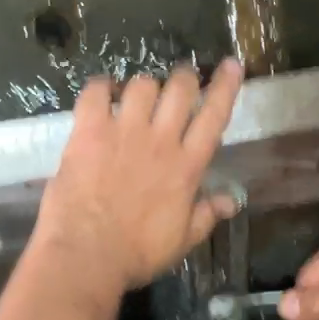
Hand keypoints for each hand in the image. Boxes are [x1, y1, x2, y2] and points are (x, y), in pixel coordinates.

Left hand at [31, 60, 245, 293]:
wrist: (87, 255)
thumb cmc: (137, 253)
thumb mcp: (182, 240)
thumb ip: (206, 214)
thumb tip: (231, 200)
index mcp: (187, 166)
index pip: (214, 115)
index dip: (225, 86)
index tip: (230, 64)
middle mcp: (160, 140)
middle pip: (180, 89)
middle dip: (183, 78)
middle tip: (180, 81)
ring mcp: (123, 132)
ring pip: (142, 85)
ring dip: (144, 86)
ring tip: (137, 95)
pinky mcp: (89, 131)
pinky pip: (96, 92)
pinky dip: (101, 87)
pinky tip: (102, 93)